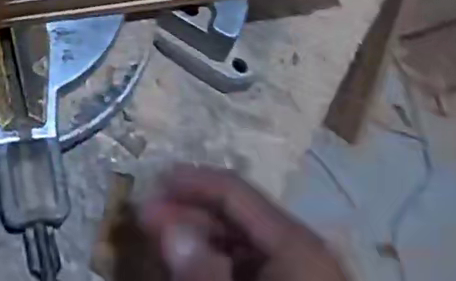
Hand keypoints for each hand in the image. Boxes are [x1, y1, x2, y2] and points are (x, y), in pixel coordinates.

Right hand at [137, 165, 349, 280]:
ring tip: (167, 255)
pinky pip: (256, 273)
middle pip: (239, 217)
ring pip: (246, 247)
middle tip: (147, 224)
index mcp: (296, 243)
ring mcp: (308, 277)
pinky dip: (225, 269)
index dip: (189, 182)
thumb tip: (169, 229)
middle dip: (191, 216)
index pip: (233, 190)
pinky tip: (200, 275)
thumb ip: (200, 271)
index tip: (149, 186)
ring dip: (206, 245)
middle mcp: (305, 252)